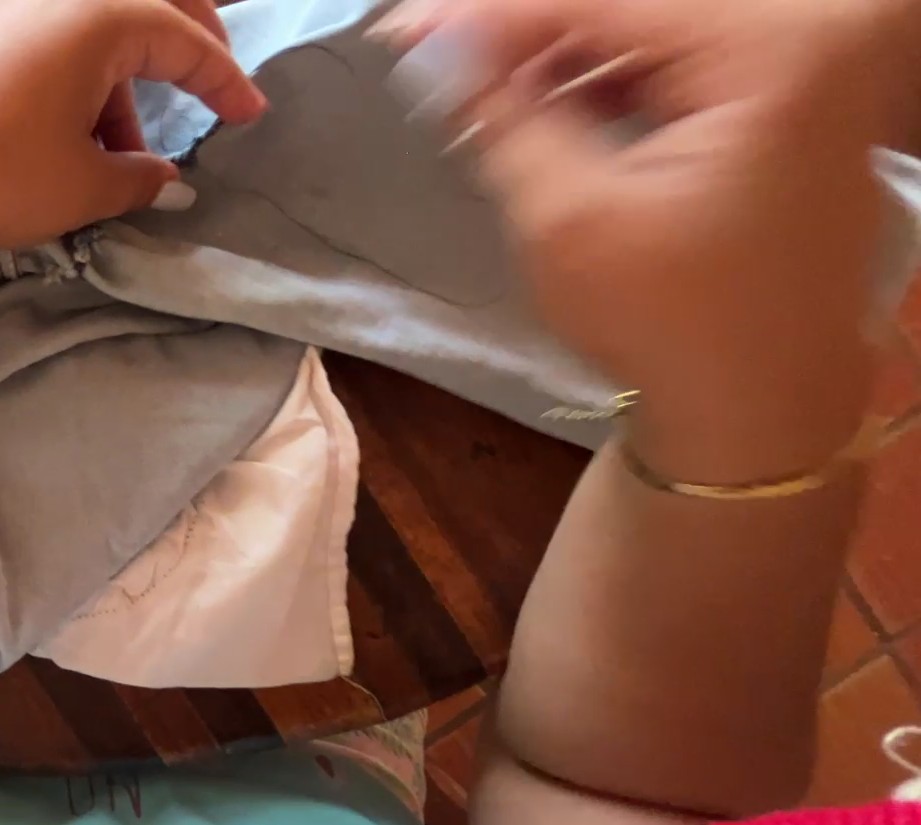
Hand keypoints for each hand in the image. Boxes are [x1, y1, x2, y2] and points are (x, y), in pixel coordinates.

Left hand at [0, 0, 266, 253]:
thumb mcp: (83, 188)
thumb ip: (140, 181)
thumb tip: (170, 184)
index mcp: (103, 14)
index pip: (186, 40)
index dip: (225, 82)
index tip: (251, 116)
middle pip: (149, 8)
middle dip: (187, 51)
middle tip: (209, 93)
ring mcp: (19, 13)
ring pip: (97, 39)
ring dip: (124, 91)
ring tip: (120, 160)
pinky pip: (57, 52)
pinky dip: (82, 90)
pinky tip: (73, 143)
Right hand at [379, 0, 915, 479]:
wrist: (753, 388)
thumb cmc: (661, 314)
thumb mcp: (565, 215)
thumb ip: (502, 117)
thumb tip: (431, 51)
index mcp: (781, 39)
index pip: (603, 2)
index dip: (488, 17)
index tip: (398, 28)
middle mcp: (823, 16)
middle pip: (633, 3)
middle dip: (523, 29)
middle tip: (430, 55)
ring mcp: (815, 46)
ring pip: (650, 22)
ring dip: (556, 52)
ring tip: (475, 94)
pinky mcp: (792, 81)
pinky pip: (675, 51)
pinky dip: (600, 73)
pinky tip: (539, 105)